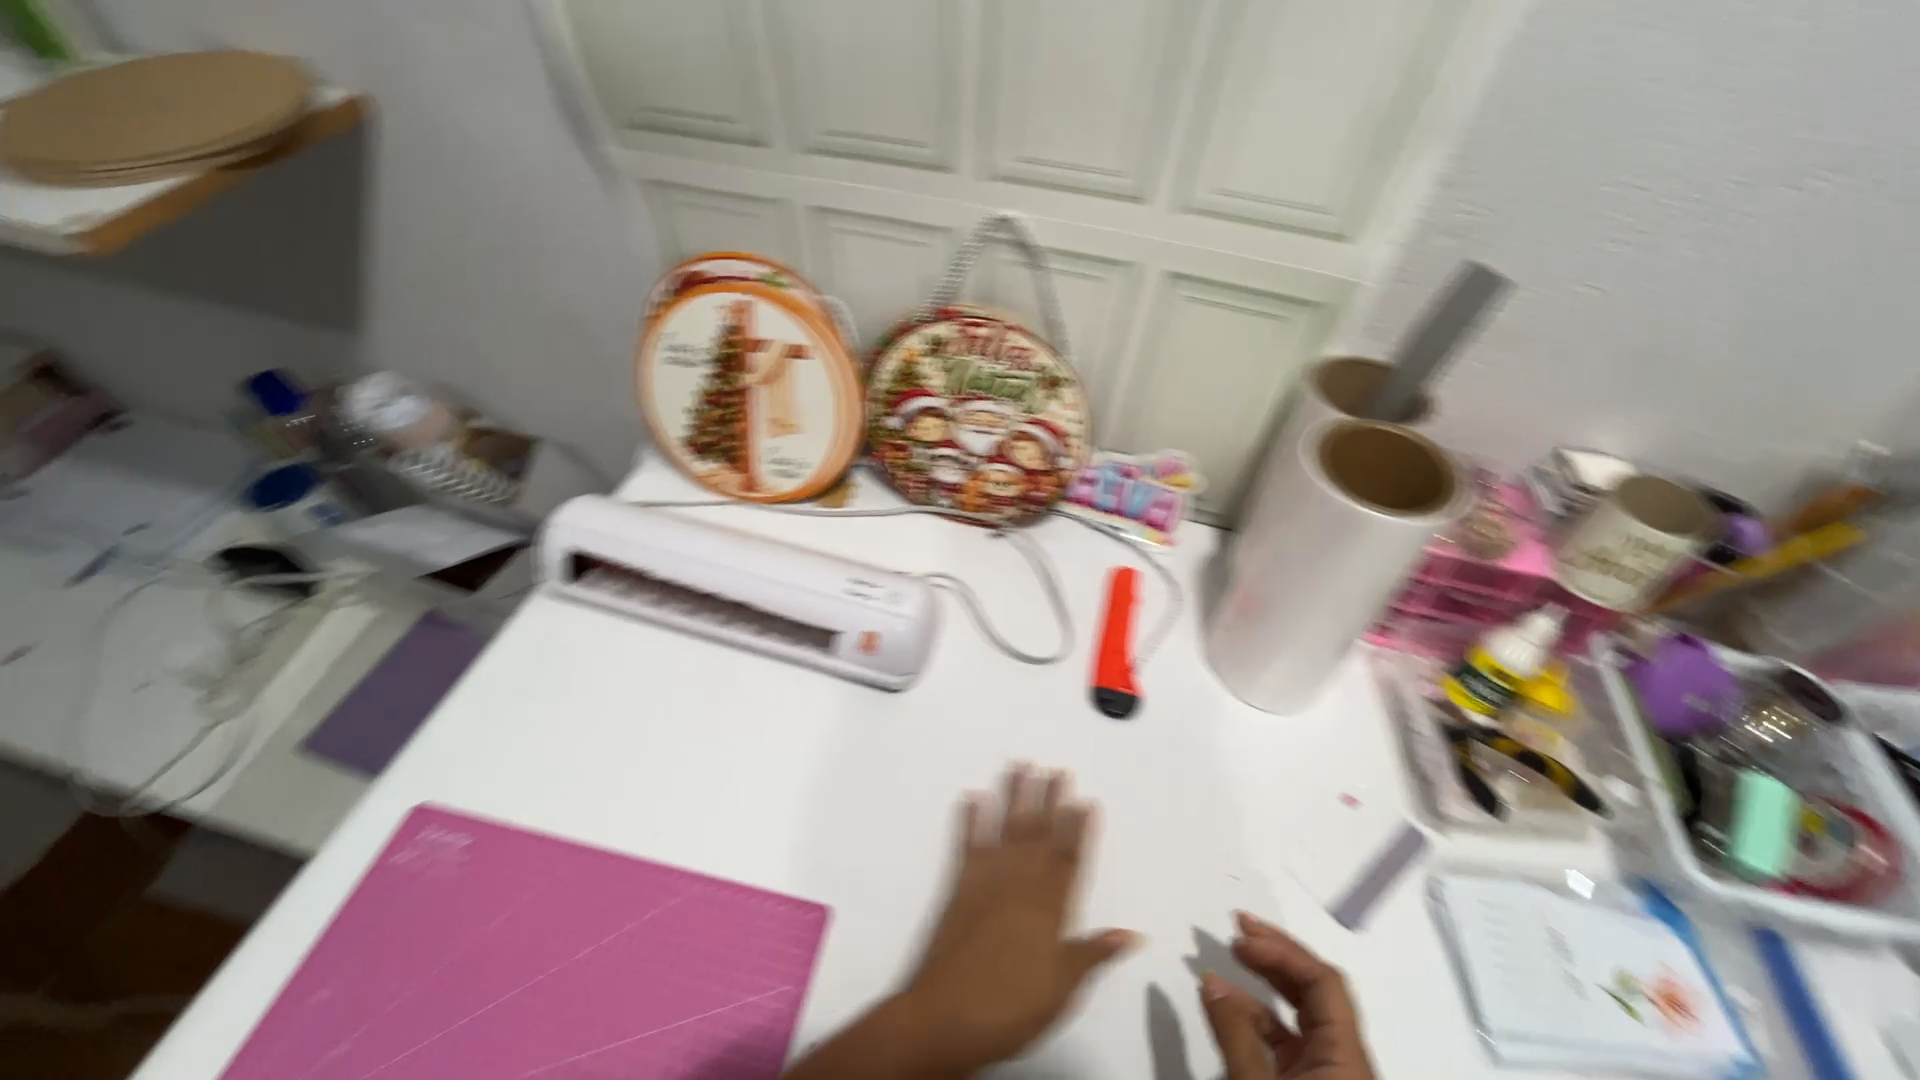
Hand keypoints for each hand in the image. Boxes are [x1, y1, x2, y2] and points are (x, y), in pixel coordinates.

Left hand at [900, 765, 1139, 1073]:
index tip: (1086, 799)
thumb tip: (1132, 933)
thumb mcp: (1063, 987)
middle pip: (1039, 834)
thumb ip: (1093, 954)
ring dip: (1013, 797)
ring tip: (1020, 766)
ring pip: (1006, 830)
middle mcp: (1020, 885)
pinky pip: (966, 845)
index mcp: (1049, 907)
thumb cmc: (1012, 1006)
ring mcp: (986, 882)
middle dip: (1049, 800)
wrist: (945, 1016)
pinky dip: (970, 820)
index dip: (1080, 829)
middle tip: (1056, 769)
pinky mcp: (957, 888)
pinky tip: (972, 798)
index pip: (1070, 859)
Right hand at [1199, 911, 1376, 1079]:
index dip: (1282, 952)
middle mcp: (1344, 1055)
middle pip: (1316, 989)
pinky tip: (1231, 1005)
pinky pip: (1289, 1038)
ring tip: (1232, 956)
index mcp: (1347, 1052)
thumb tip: (1209, 979)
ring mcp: (1329, 1071)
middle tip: (1239, 925)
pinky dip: (1260, 1016)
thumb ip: (1234, 1034)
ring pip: (1302, 1012)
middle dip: (1276, 953)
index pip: (1323, 982)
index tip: (1241, 937)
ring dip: (1266, 981)